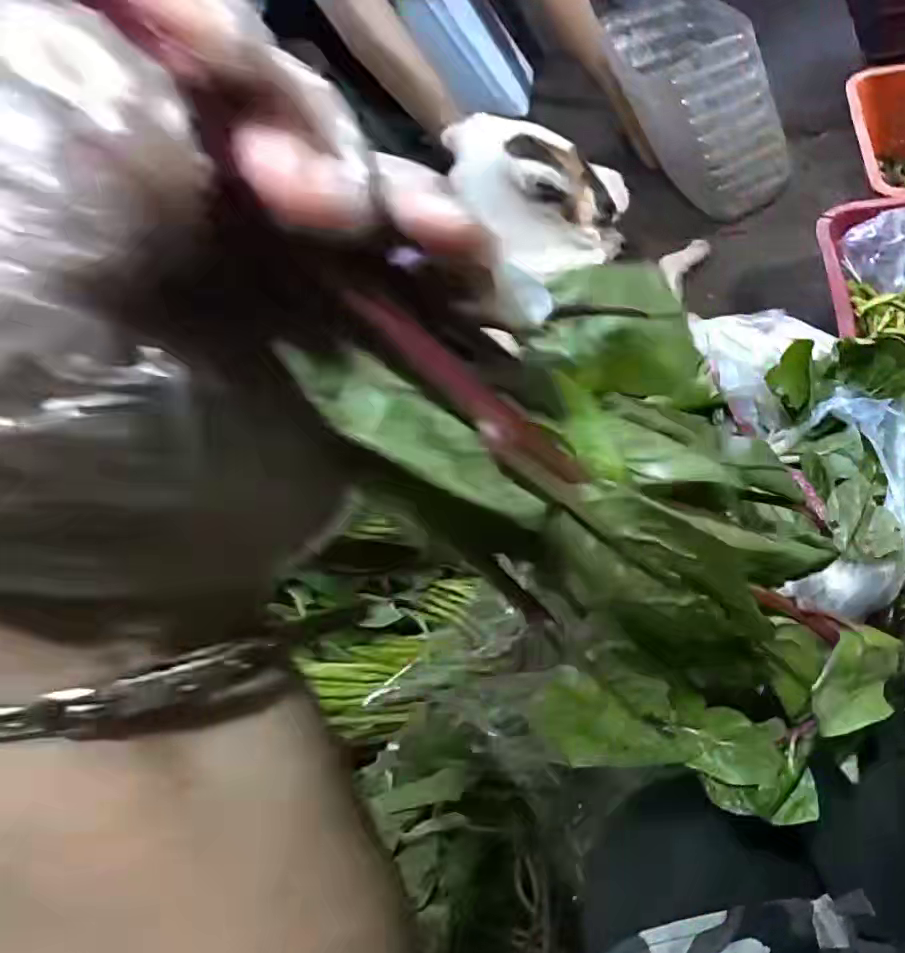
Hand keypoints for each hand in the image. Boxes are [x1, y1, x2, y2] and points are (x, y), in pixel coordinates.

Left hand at [0, 0, 474, 660]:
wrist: (125, 560)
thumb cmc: (26, 414)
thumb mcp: (8, 251)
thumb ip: (65, 118)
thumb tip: (166, 51)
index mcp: (48, 130)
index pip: (124, 19)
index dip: (184, 16)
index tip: (208, 49)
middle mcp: (162, 171)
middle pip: (268, 94)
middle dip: (311, 132)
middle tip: (314, 205)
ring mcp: (269, 248)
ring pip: (366, 178)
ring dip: (412, 200)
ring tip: (435, 240)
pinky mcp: (353, 315)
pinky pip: (426, 264)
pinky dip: (461, 263)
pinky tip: (472, 272)